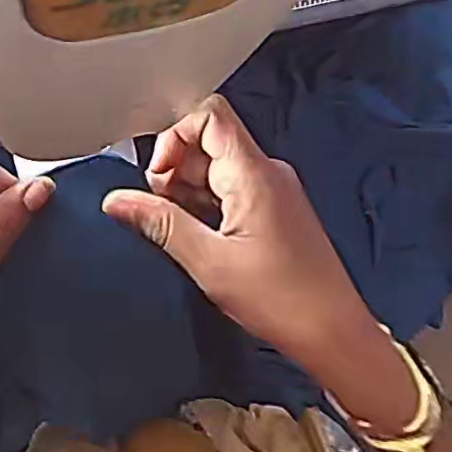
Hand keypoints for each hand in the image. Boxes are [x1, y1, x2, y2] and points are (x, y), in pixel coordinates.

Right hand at [102, 95, 392, 393]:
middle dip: (173, 172)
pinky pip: (229, 189)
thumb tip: (117, 201)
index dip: (173, 139)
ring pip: (214, 168)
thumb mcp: (209, 261)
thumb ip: (160, 223)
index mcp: (254, 174)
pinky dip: (206, 207)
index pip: (209, 117)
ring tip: (186, 234)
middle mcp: (266, 172)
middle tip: (165, 214)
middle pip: (206, 143)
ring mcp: (272, 190)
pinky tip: (204, 240)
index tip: (156, 179)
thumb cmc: (284, 300)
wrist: (334, 334)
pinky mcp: (273, 209)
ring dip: (187, 193)